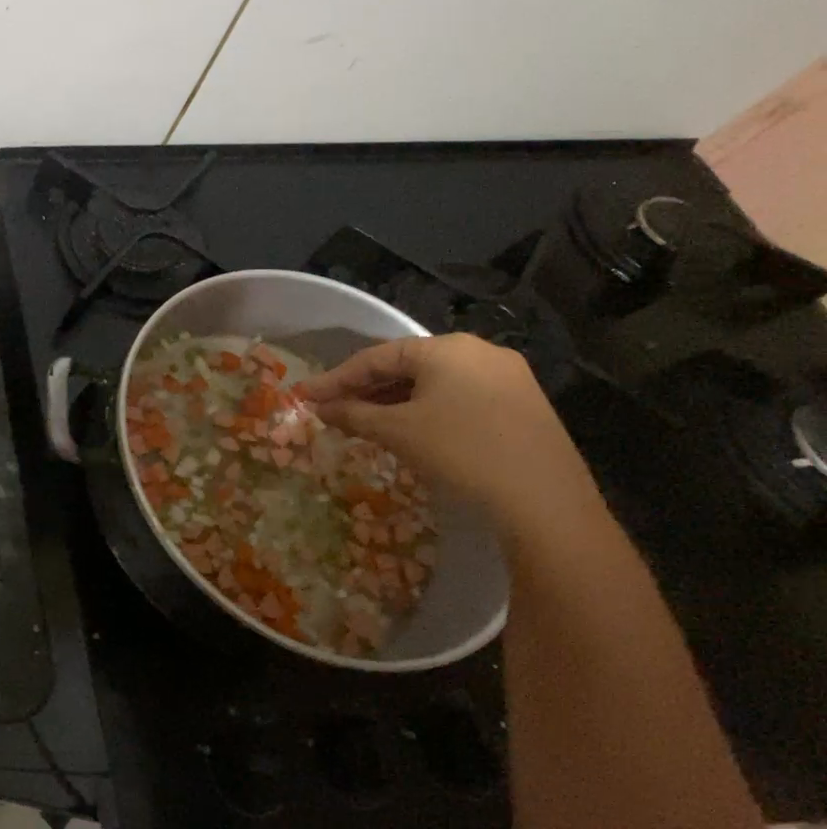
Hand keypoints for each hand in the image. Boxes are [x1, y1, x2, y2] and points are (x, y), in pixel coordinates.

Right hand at [302, 334, 600, 527]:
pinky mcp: (524, 407)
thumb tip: (321, 408)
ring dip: (395, 401)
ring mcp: (509, 379)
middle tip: (333, 409)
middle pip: (407, 366)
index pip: (376, 356)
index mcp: (448, 348)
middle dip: (367, 389)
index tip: (306, 397)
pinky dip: (428, 410)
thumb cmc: (461, 452)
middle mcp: (481, 353)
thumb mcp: (396, 432)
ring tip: (365, 422)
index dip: (336, 378)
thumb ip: (353, 413)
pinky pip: (461, 398)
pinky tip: (411, 431)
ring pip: (435, 383)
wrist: (546, 504)